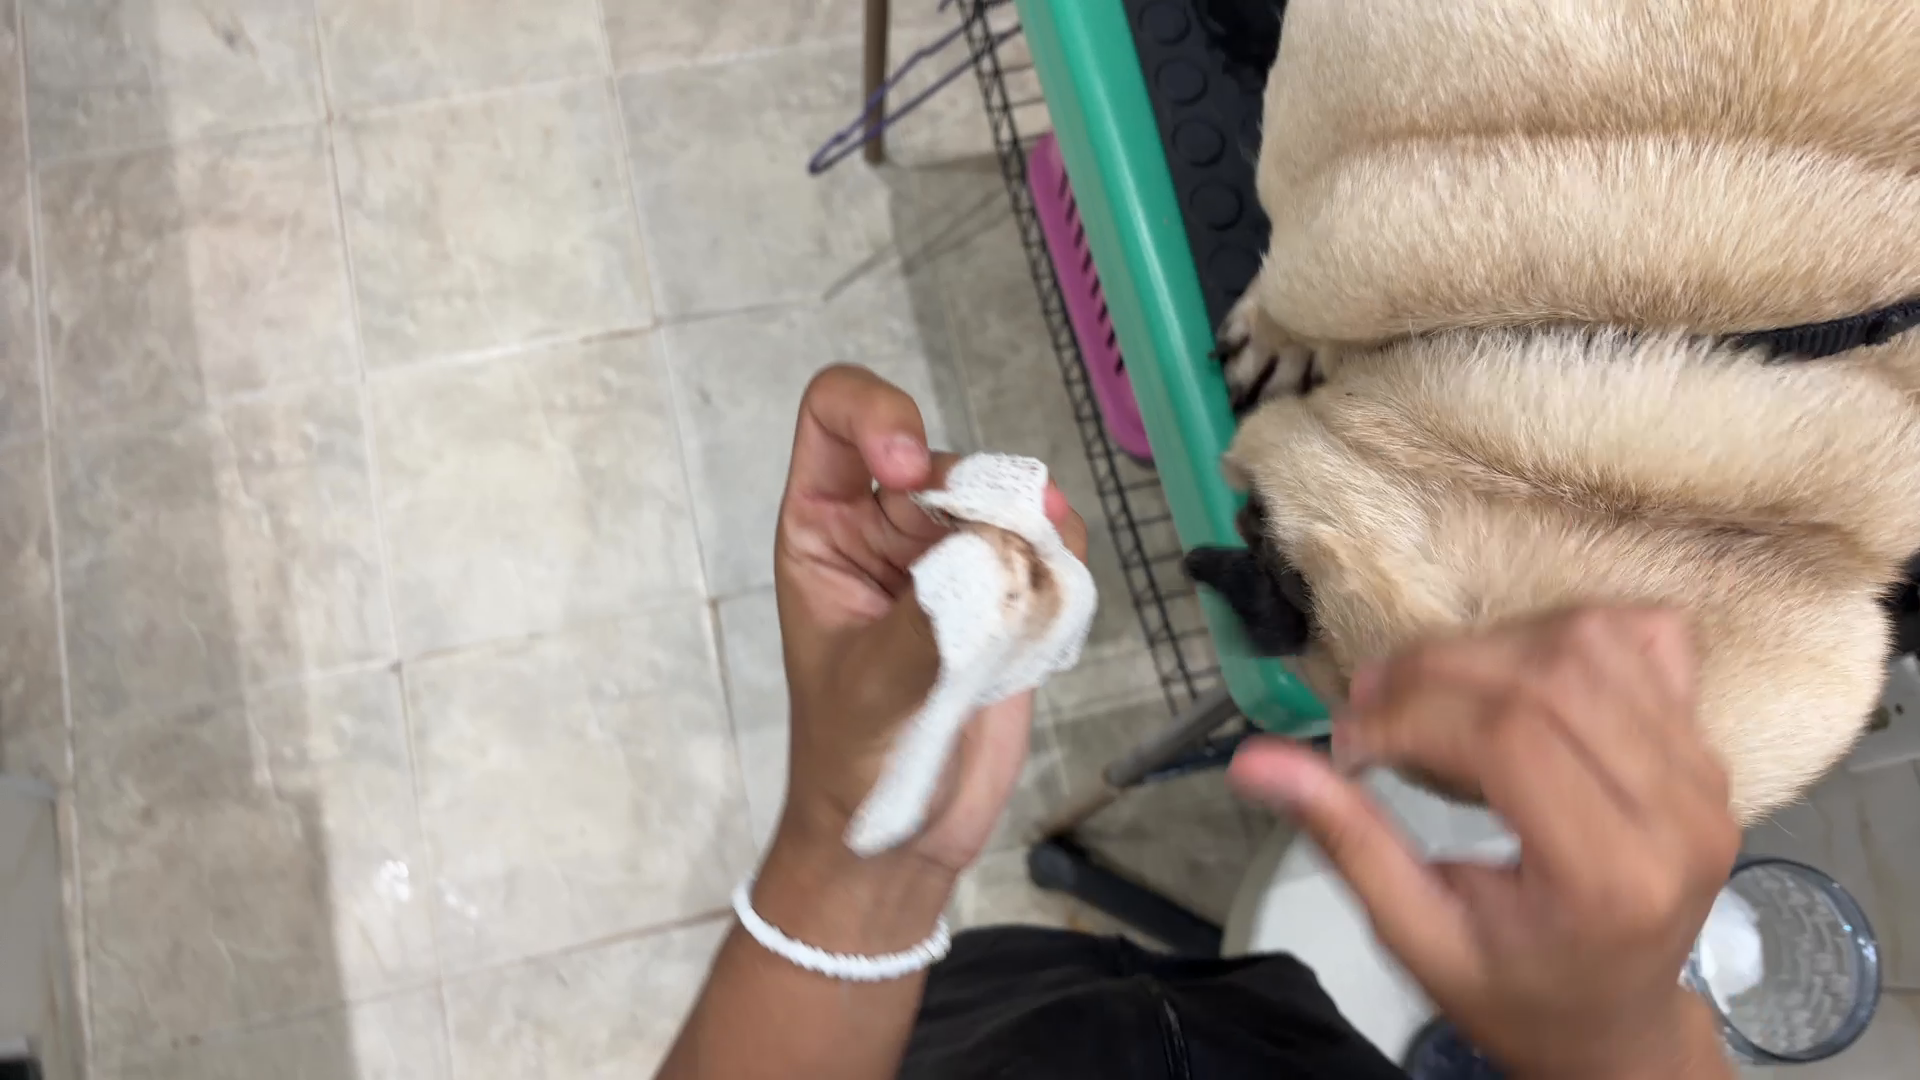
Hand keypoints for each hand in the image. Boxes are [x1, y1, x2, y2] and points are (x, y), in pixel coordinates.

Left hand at [772, 365, 1086, 877]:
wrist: (904, 835)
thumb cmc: (855, 763)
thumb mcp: (875, 689)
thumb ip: (930, 619)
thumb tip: (995, 555)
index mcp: (827, 531)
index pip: (836, 418)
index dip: (874, 414)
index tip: (909, 469)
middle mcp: (888, 530)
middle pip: (941, 461)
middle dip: (979, 497)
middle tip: (1012, 554)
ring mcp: (950, 561)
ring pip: (1001, 499)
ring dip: (1030, 528)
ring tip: (1042, 581)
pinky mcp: (1001, 595)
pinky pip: (1041, 545)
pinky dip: (1059, 560)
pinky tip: (1055, 599)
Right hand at [1230, 609, 1739, 1079]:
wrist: (1619, 1026)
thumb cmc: (1512, 990)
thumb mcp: (1412, 933)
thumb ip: (1342, 836)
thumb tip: (1251, 761)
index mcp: (1609, 873)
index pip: (1505, 737)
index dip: (1404, 718)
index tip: (1346, 745)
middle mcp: (1677, 810)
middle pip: (1542, 677)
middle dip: (1427, 674)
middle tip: (1368, 706)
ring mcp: (1703, 769)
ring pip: (1586, 641)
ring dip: (1481, 648)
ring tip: (1426, 689)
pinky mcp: (1700, 742)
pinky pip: (1643, 637)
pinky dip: (1564, 631)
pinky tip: (1513, 668)